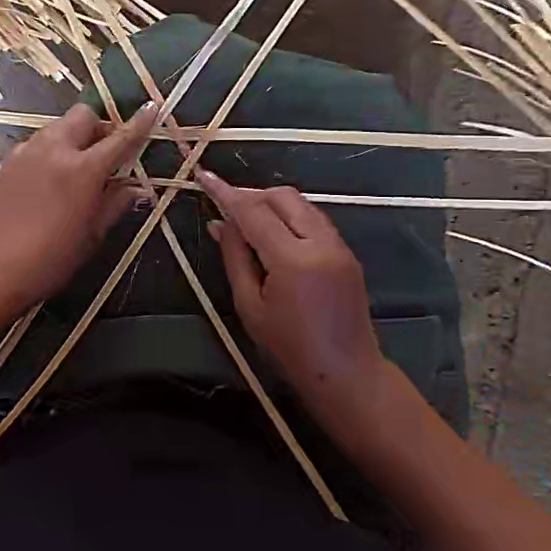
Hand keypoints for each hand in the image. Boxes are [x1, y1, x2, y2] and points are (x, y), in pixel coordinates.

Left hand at [0, 102, 158, 308]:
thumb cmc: (51, 258)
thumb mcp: (92, 234)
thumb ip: (116, 203)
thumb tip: (138, 189)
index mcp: (83, 169)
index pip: (120, 138)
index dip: (139, 123)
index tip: (152, 107)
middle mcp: (54, 150)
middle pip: (83, 115)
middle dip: (99, 126)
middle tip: (106, 152)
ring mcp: (27, 152)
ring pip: (57, 126)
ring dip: (73, 136)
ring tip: (77, 166)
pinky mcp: (8, 161)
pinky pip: (37, 142)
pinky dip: (51, 149)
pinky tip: (49, 177)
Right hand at [198, 170, 384, 409]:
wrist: (346, 373)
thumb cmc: (290, 349)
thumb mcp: (250, 306)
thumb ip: (235, 258)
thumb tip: (220, 224)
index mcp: (293, 260)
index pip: (253, 212)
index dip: (225, 193)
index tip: (203, 177)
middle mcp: (321, 243)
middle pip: (282, 197)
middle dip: (251, 195)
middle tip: (225, 209)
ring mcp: (339, 246)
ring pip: (301, 204)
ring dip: (272, 203)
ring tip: (247, 223)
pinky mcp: (347, 253)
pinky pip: (315, 219)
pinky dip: (290, 216)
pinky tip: (274, 235)